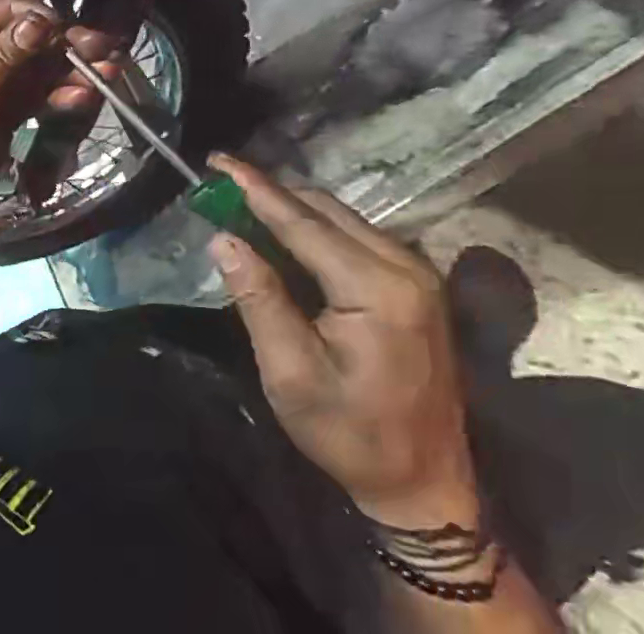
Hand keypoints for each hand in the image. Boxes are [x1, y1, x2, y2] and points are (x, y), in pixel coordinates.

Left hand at [0, 0, 114, 204]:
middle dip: (60, 41)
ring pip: (39, 63)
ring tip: (106, 72)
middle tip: (98, 46)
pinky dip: (63, 93)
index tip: (58, 22)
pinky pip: (41, 90)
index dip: (25, 8)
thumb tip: (39, 21)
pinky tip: (84, 96)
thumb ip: (4, 58)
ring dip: (71, 68)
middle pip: (23, 34)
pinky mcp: (12, 102)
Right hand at [205, 154, 478, 526]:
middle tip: (220, 183)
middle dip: (270, 191)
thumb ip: (259, 299)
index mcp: (376, 288)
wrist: (425, 483)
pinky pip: (355, 236)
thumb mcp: (290, 373)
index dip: (254, 189)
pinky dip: (314, 227)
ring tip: (242, 202)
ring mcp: (416, 273)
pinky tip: (284, 232)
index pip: (302, 222)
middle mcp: (404, 267)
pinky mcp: (415, 285)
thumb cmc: (351, 433)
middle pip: (324, 209)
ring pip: (341, 218)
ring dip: (290, 207)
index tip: (218, 161)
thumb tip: (223, 239)